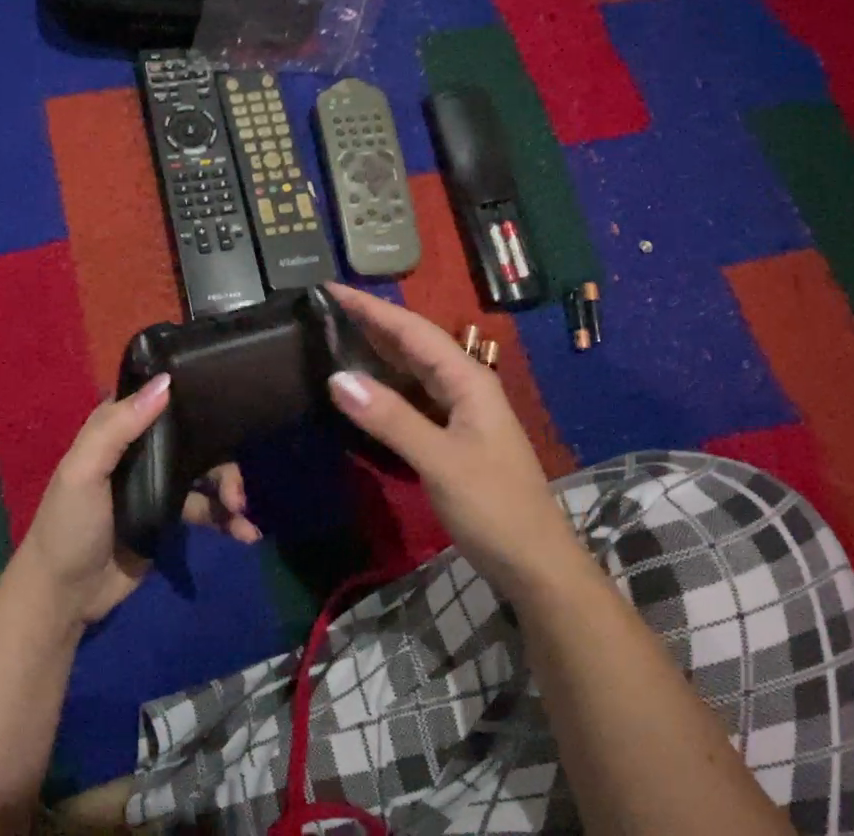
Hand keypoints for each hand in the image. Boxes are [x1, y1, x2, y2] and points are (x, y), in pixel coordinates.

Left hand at [15, 374, 261, 625]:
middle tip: (235, 492)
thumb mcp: (84, 470)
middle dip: (222, 461)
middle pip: (194, 440)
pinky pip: (207, 511)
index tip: (227, 396)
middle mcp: (140, 453)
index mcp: (115, 432)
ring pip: (206, 476)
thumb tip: (166, 382)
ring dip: (230, 491)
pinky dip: (230, 521)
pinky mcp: (170, 520)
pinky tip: (247, 535)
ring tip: (241, 515)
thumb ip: (119, 426)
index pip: (156, 400)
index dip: (189, 396)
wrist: (66, 594)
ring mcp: (158, 487)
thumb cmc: (69, 524)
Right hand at [323, 283, 582, 592]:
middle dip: (368, 324)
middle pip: (410, 344)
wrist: (534, 564)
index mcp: (467, 381)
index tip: (328, 290)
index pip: (412, 330)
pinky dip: (380, 389)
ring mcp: (457, 413)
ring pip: (408, 371)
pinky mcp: (448, 438)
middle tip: (318, 312)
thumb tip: (336, 377)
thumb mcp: (440, 461)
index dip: (371, 308)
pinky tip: (355, 393)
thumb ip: (390, 418)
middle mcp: (463, 387)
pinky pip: (408, 400)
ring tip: (328, 341)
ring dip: (372, 354)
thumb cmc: (494, 507)